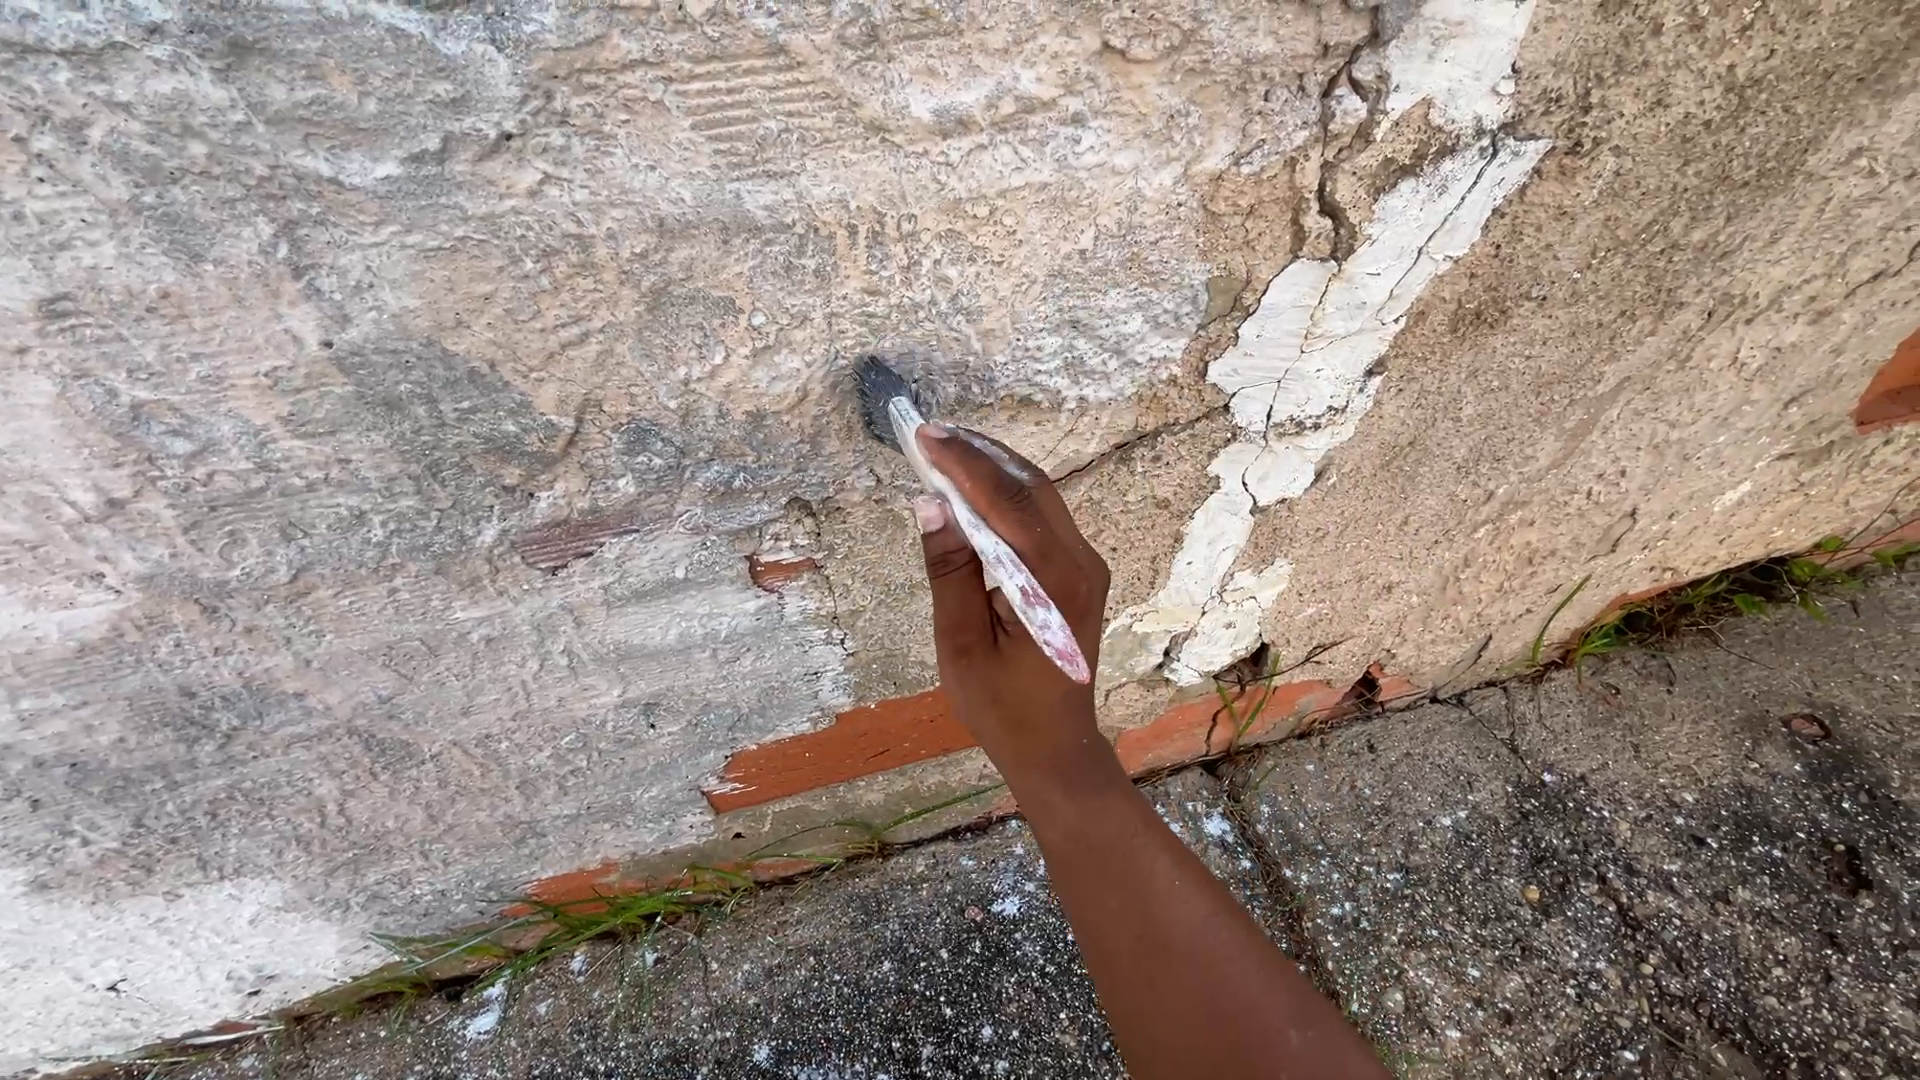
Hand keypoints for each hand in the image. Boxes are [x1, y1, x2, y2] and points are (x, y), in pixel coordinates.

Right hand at [911, 424, 1113, 786]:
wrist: (1054, 744)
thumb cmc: (1002, 708)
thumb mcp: (961, 646)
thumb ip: (949, 573)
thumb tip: (929, 504)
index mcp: (1056, 585)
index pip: (1009, 504)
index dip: (965, 465)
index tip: (924, 437)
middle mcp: (1082, 563)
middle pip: (1031, 487)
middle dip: (979, 454)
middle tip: (930, 434)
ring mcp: (1085, 565)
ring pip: (1039, 495)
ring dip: (992, 468)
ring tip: (945, 449)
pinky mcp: (1078, 570)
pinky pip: (1041, 516)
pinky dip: (1004, 493)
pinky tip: (972, 487)